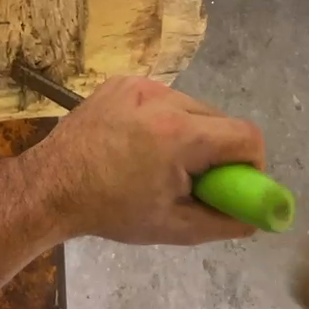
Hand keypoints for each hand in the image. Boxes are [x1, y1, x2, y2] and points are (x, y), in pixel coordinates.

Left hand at [22, 75, 265, 245]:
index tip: (232, 186)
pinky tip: (140, 143)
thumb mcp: (176, 227)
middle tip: (194, 180)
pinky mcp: (119, 82)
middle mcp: (159, 98)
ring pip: (191, 107)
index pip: (245, 135)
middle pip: (219, 119)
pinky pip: (161, 98)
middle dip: (218, 151)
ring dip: (191, 133)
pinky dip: (163, 119)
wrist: (52, 183)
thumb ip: (226, 221)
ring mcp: (136, 85)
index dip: (250, 165)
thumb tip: (256, 216)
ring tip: (162, 162)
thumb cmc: (112, 209)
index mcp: (177, 132)